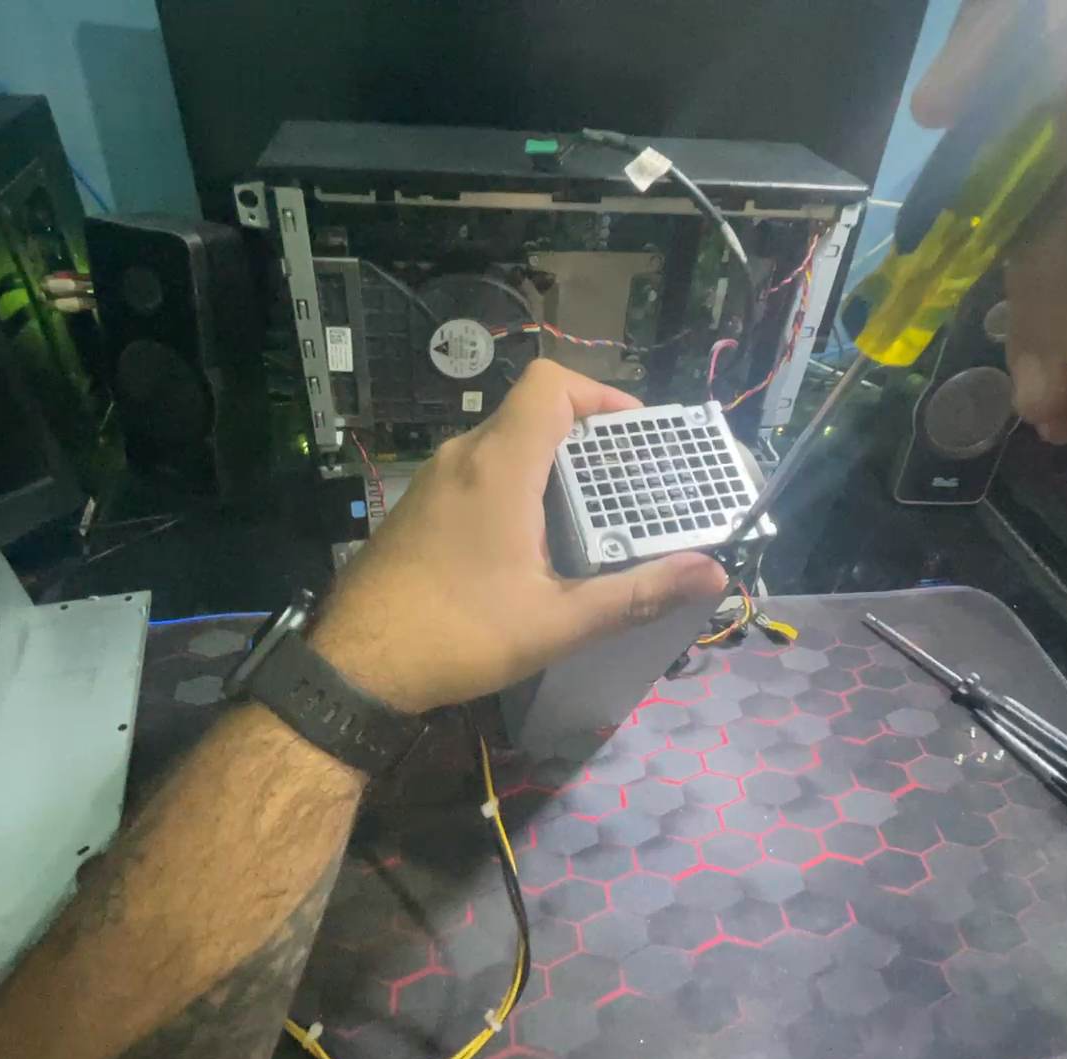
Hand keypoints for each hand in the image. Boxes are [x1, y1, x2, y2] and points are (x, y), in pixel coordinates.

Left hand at [308, 361, 728, 713]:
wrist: (354, 666)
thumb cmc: (458, 635)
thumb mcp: (557, 621)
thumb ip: (636, 593)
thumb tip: (712, 571)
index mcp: (499, 466)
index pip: (550, 385)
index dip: (601, 394)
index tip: (637, 437)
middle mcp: (462, 457)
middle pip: (533, 415)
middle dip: (589, 443)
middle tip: (629, 490)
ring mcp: (433, 481)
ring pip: (505, 446)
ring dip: (552, 469)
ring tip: (590, 519)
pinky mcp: (420, 507)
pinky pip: (479, 475)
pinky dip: (517, 488)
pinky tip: (531, 544)